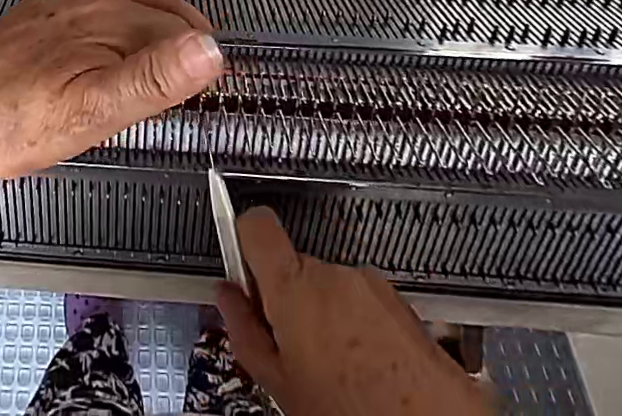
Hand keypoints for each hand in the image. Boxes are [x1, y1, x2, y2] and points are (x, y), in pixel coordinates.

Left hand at [0, 0, 221, 182]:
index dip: (205, 62)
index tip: (218, 91)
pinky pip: (102, 16)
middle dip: (187, 45)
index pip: (180, 28)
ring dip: (160, 38)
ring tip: (170, 76)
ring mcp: (61, 6)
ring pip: (133, 11)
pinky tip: (118, 62)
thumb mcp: (87, 112)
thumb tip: (208, 50)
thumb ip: (152, 79)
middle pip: (161, 14)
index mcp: (103, 14)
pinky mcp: (44, 19)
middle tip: (200, 87)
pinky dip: (128, 35)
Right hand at [217, 208, 488, 415]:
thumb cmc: (350, 410)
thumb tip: (225, 294)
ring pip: (327, 285)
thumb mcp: (279, 383)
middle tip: (292, 347)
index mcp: (294, 286)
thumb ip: (244, 329)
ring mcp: (367, 281)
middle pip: (293, 265)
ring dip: (324, 313)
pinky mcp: (396, 296)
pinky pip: (359, 297)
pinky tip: (362, 364)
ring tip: (334, 365)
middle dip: (288, 297)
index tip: (241, 260)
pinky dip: (355, 321)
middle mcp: (332, 272)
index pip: (257, 224)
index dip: (243, 235)